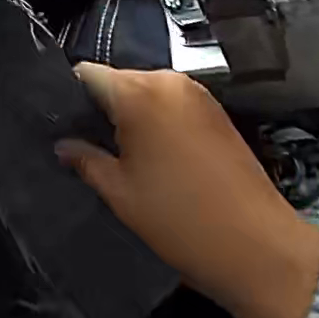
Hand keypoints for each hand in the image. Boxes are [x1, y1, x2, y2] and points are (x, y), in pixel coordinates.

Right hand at [57, 64, 318, 317]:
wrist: (257, 243)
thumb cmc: (180, 219)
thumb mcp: (120, 193)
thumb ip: (85, 159)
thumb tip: (63, 144)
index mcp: (138, 92)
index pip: (88, 73)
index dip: (70, 96)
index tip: (61, 122)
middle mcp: (167, 79)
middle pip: (119, 80)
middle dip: (101, 108)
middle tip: (89, 145)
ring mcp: (195, 91)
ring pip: (146, 90)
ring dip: (131, 114)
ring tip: (123, 155)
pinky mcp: (214, 107)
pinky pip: (172, 101)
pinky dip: (157, 118)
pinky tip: (155, 154)